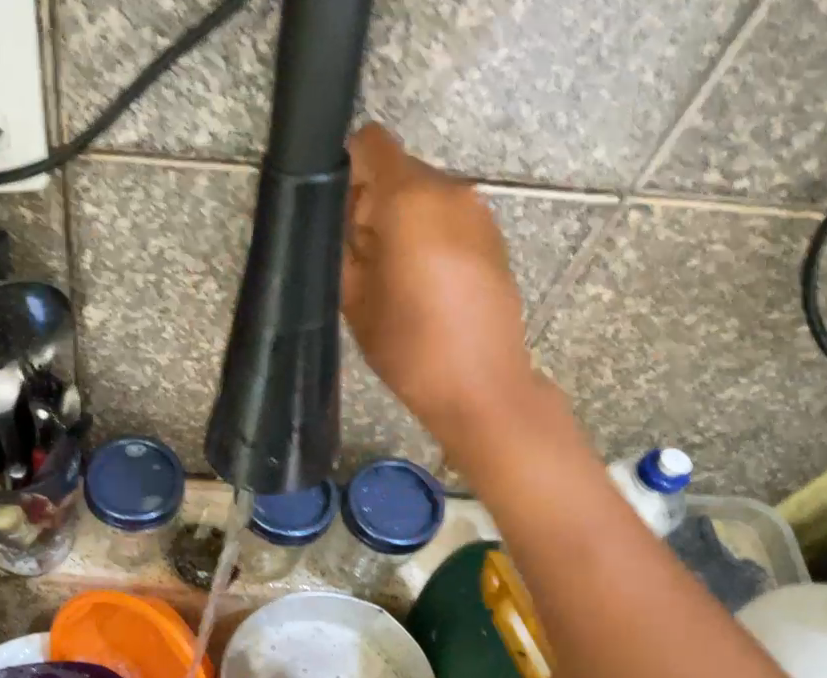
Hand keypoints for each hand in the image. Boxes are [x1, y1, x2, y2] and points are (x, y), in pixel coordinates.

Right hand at [342, 124, 535, 426]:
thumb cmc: (409, 346)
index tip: (334, 215)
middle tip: (358, 259)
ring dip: (398, 222)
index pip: (369, 143)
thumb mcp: (353, 298)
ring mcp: (478, 211)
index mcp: (411, 198)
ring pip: (422, 195)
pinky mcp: (492, 235)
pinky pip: (446, 217)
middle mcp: (451, 190)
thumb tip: (342, 217)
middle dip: (370, 203)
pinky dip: (426, 235)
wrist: (481, 386)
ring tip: (390, 278)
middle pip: (396, 170)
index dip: (344, 170)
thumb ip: (341, 244)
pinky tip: (421, 284)